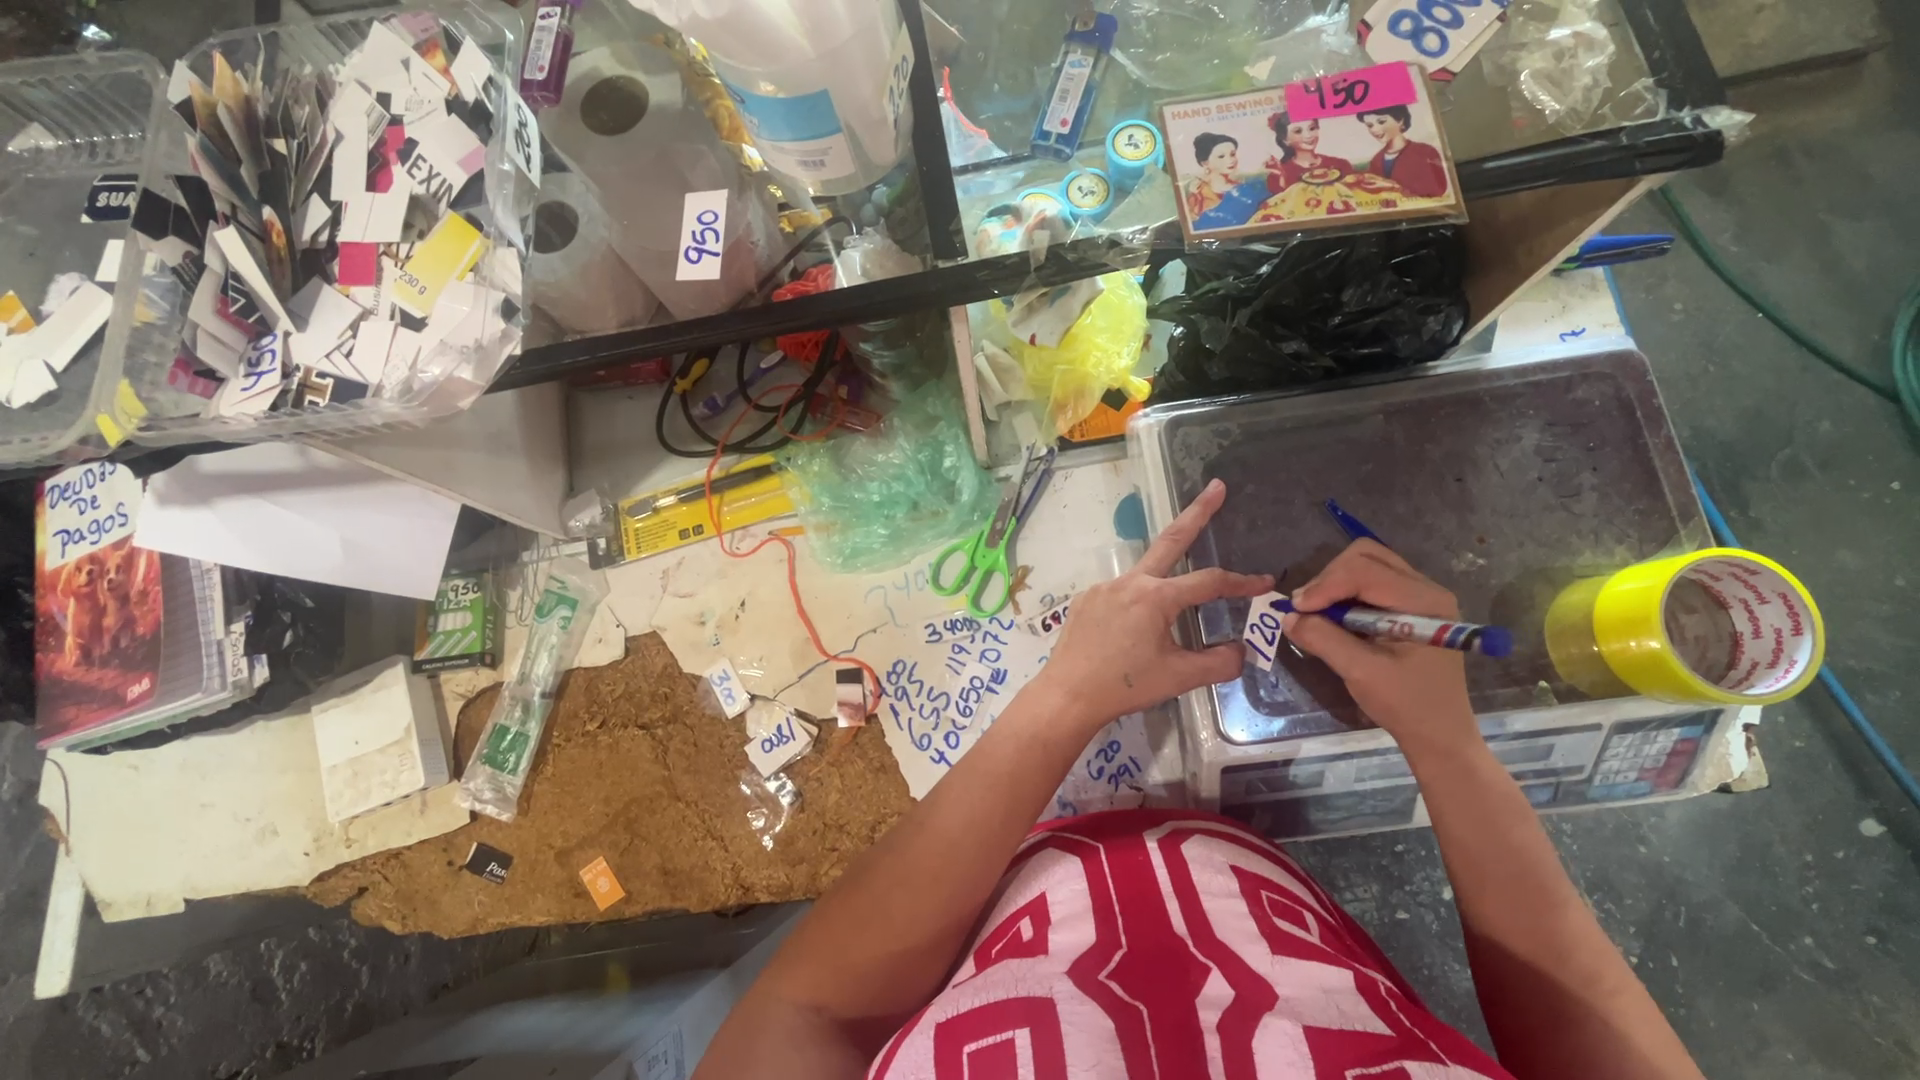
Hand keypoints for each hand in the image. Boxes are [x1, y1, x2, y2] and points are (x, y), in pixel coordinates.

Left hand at [1033, 480, 1272, 731]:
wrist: (1067, 694)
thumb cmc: (1125, 685)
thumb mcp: (1179, 677)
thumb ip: (1219, 662)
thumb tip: (1243, 650)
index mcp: (1155, 597)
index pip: (1209, 582)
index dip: (1241, 583)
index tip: (1265, 583)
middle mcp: (1129, 582)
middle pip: (1171, 539)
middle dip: (1197, 512)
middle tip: (1216, 486)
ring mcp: (1104, 587)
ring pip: (1144, 575)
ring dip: (1164, 575)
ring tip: (1173, 603)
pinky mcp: (1087, 599)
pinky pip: (1121, 593)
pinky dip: (1136, 602)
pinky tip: (1134, 629)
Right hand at [1282, 540, 1479, 759]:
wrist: (1439, 732)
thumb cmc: (1407, 704)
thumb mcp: (1361, 673)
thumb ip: (1324, 640)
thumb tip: (1288, 618)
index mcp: (1424, 602)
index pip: (1364, 570)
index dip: (1325, 585)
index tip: (1296, 609)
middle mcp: (1425, 589)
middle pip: (1366, 556)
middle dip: (1329, 577)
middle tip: (1306, 608)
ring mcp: (1418, 596)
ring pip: (1366, 564)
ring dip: (1334, 584)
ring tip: (1315, 614)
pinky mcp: (1408, 607)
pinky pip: (1369, 583)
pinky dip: (1344, 594)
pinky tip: (1333, 618)